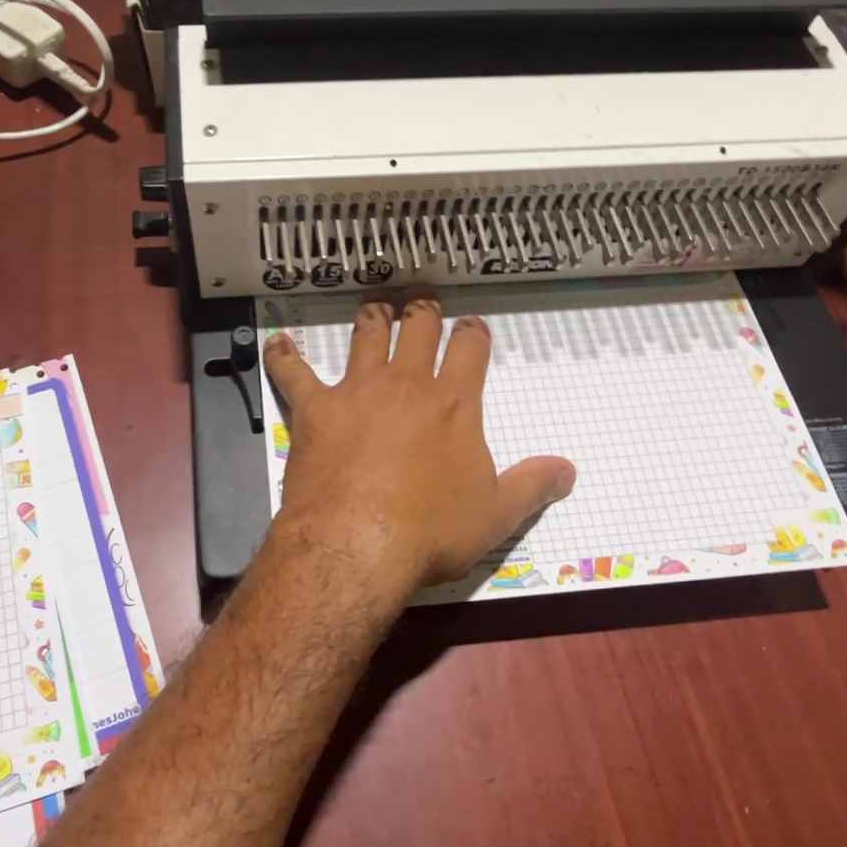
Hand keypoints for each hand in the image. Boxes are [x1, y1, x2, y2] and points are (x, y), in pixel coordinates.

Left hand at [263, 298, 575, 595]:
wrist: (358, 543)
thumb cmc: (431, 531)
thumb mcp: (496, 516)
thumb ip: (533, 486)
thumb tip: (568, 469)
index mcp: (454, 404)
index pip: (469, 349)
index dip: (473, 333)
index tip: (472, 327)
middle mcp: (406, 385)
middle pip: (417, 329)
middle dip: (423, 312)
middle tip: (422, 303)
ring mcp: (357, 392)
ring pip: (366, 336)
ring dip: (372, 319)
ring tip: (375, 307)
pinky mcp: (315, 409)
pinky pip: (295, 372)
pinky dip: (284, 356)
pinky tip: (278, 343)